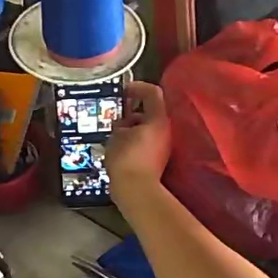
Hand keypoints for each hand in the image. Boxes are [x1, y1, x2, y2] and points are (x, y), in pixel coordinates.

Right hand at [106, 81, 170, 196]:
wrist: (136, 190)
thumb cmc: (126, 159)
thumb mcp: (116, 137)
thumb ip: (120, 126)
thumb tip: (123, 126)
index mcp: (157, 120)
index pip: (152, 93)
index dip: (137, 87)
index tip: (123, 90)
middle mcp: (164, 130)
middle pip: (148, 113)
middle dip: (130, 114)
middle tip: (114, 119)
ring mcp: (162, 146)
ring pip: (146, 129)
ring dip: (131, 129)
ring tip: (113, 137)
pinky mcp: (156, 159)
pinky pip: (144, 143)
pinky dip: (133, 141)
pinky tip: (118, 150)